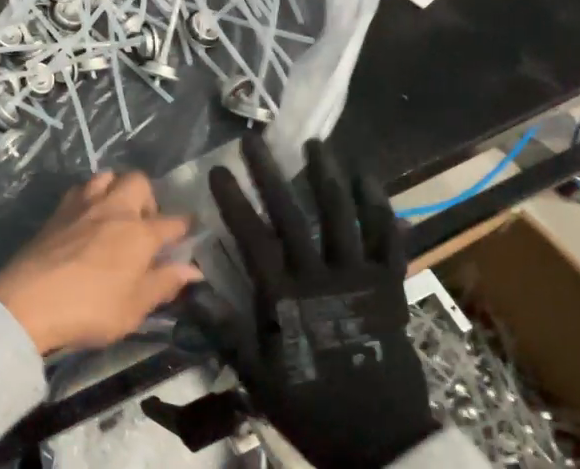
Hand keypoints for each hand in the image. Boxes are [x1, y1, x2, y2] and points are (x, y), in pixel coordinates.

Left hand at [0, 171, 202, 355]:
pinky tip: (87, 217)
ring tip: (115, 215)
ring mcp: (83, 205)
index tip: (191, 228)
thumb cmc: (90, 308)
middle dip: (148, 198)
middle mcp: (114, 209)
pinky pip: (81, 188)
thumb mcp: (135, 307)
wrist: (29, 300)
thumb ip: (164, 283)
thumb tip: (192, 268)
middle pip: (138, 182)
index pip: (172, 222)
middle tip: (145, 226)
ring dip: (117, 188)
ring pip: (107, 176)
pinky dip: (91, 195)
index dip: (185, 225)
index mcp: (139, 233)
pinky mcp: (58, 210)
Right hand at [186, 136, 433, 468]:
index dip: (234, 202)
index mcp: (287, 299)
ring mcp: (361, 280)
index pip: (254, 238)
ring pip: (343, 218)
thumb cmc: (313, 407)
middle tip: (255, 141)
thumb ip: (225, 332)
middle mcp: (323, 279)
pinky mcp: (391, 288)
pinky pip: (389, 241)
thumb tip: (187, 288)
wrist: (383, 441)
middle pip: (294, 216)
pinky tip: (370, 182)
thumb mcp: (260, 379)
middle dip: (271, 175)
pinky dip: (380, 210)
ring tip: (316, 145)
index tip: (217, 171)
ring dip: (328, 178)